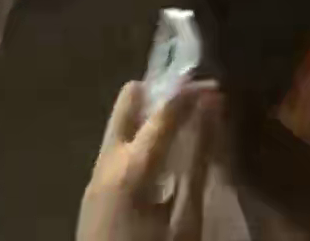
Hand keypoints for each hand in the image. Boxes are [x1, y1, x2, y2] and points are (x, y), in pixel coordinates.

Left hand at [78, 81, 218, 240]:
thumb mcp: (186, 222)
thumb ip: (200, 164)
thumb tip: (214, 113)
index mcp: (131, 167)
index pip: (165, 110)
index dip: (192, 93)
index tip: (216, 86)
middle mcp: (107, 159)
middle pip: (129, 98)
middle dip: (161, 92)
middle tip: (192, 103)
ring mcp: (95, 174)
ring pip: (121, 121)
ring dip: (150, 116)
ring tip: (184, 130)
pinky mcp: (92, 191)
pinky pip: (117, 147)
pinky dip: (140, 140)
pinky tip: (163, 162)